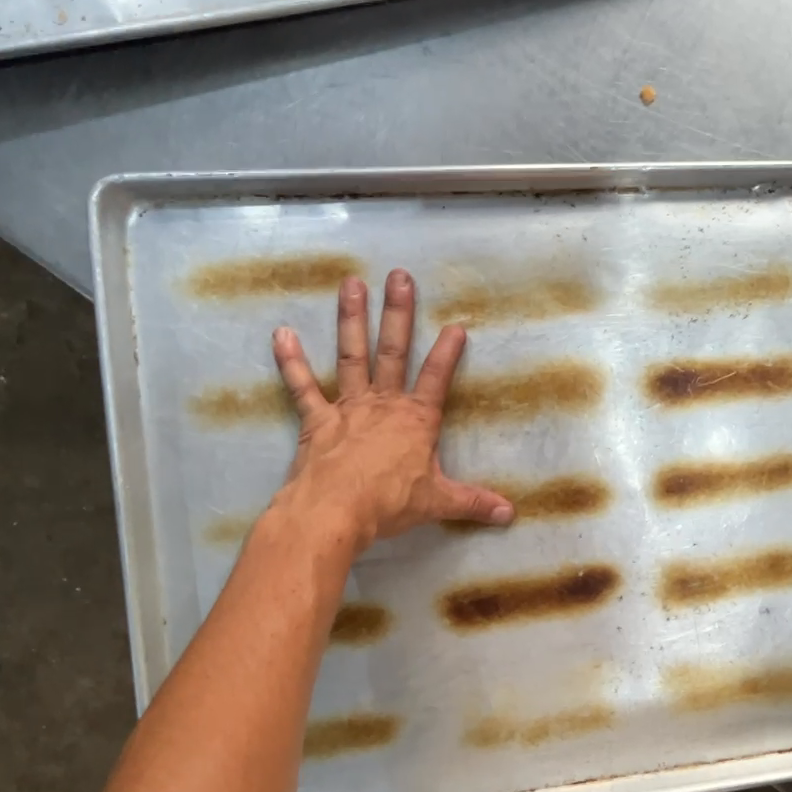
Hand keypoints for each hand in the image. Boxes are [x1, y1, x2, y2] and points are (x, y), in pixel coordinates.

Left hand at [267, 270, 513, 552]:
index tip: (456, 325)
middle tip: (399, 277)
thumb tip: (510, 514)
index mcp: (416, 419)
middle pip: (393, 351)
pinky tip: (281, 333)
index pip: (437, 377)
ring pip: (351, 356)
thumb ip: (473, 502)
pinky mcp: (316, 421)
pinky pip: (302, 387)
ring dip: (351, 319)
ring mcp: (348, 407)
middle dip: (398, 313)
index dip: (448, 352)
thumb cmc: (390, 504)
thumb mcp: (439, 502)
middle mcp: (383, 403)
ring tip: (351, 284)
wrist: (335, 512)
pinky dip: (290, 361)